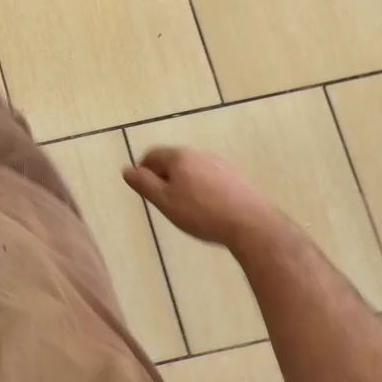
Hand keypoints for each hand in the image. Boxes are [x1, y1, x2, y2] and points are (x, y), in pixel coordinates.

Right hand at [123, 146, 284, 250]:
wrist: (254, 227)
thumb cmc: (202, 214)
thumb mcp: (165, 202)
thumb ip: (144, 184)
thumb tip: (127, 170)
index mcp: (178, 156)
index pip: (152, 156)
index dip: (144, 171)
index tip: (147, 191)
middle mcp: (199, 154)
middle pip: (174, 161)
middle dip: (167, 178)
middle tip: (167, 201)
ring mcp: (222, 164)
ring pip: (195, 170)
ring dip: (188, 183)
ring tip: (191, 207)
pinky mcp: (240, 178)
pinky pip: (214, 179)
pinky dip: (207, 189)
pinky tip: (213, 209)